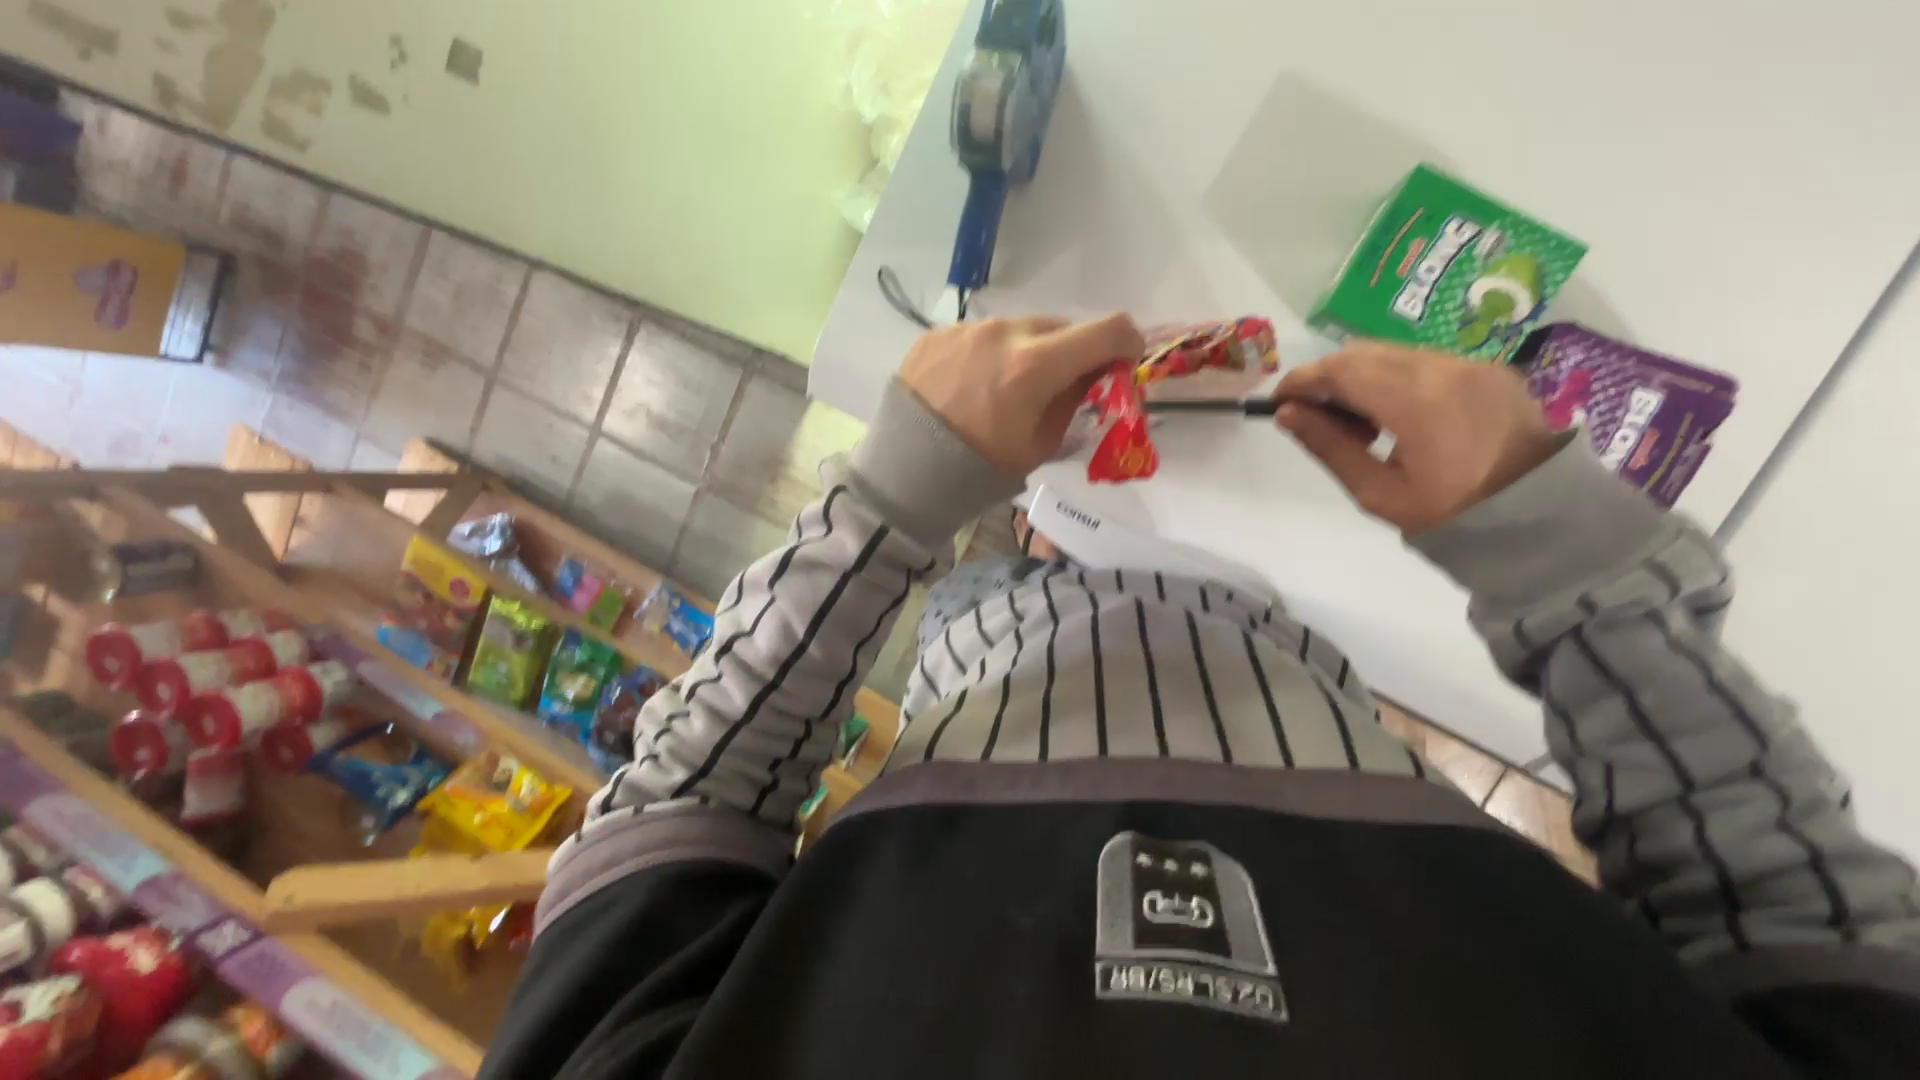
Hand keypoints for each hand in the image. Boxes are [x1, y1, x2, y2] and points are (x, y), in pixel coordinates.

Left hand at [898, 314, 1145, 474]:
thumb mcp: (1041, 445)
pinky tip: (970, 387)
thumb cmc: (980, 469)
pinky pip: (978, 335)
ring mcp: (965, 329)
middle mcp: (1003, 333)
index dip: (1126, 342)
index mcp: (1035, 364)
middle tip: (1058, 385)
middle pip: (1060, 327)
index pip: (1107, 329)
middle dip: (1069, 352)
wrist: (905, 474)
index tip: (1123, 362)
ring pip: (1017, 328)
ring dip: (1026, 350)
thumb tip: (1089, 375)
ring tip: (1005, 389)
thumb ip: (1073, 400)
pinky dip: (987, 354)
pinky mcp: (935, 334)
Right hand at [1274, 341, 1561, 533]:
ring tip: (1359, 426)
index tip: (1278, 401)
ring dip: (1361, 377)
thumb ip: (1329, 447)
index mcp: (1416, 400)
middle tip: (1315, 418)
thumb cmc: (1450, 514)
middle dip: (1329, 378)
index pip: (1341, 370)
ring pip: (1393, 353)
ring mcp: (1471, 365)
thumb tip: (1287, 414)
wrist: (1540, 517)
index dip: (1302, 380)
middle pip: (1364, 353)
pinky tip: (1396, 417)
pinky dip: (1394, 378)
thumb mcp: (1378, 492)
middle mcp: (1444, 368)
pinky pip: (1425, 360)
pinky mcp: (1489, 369)